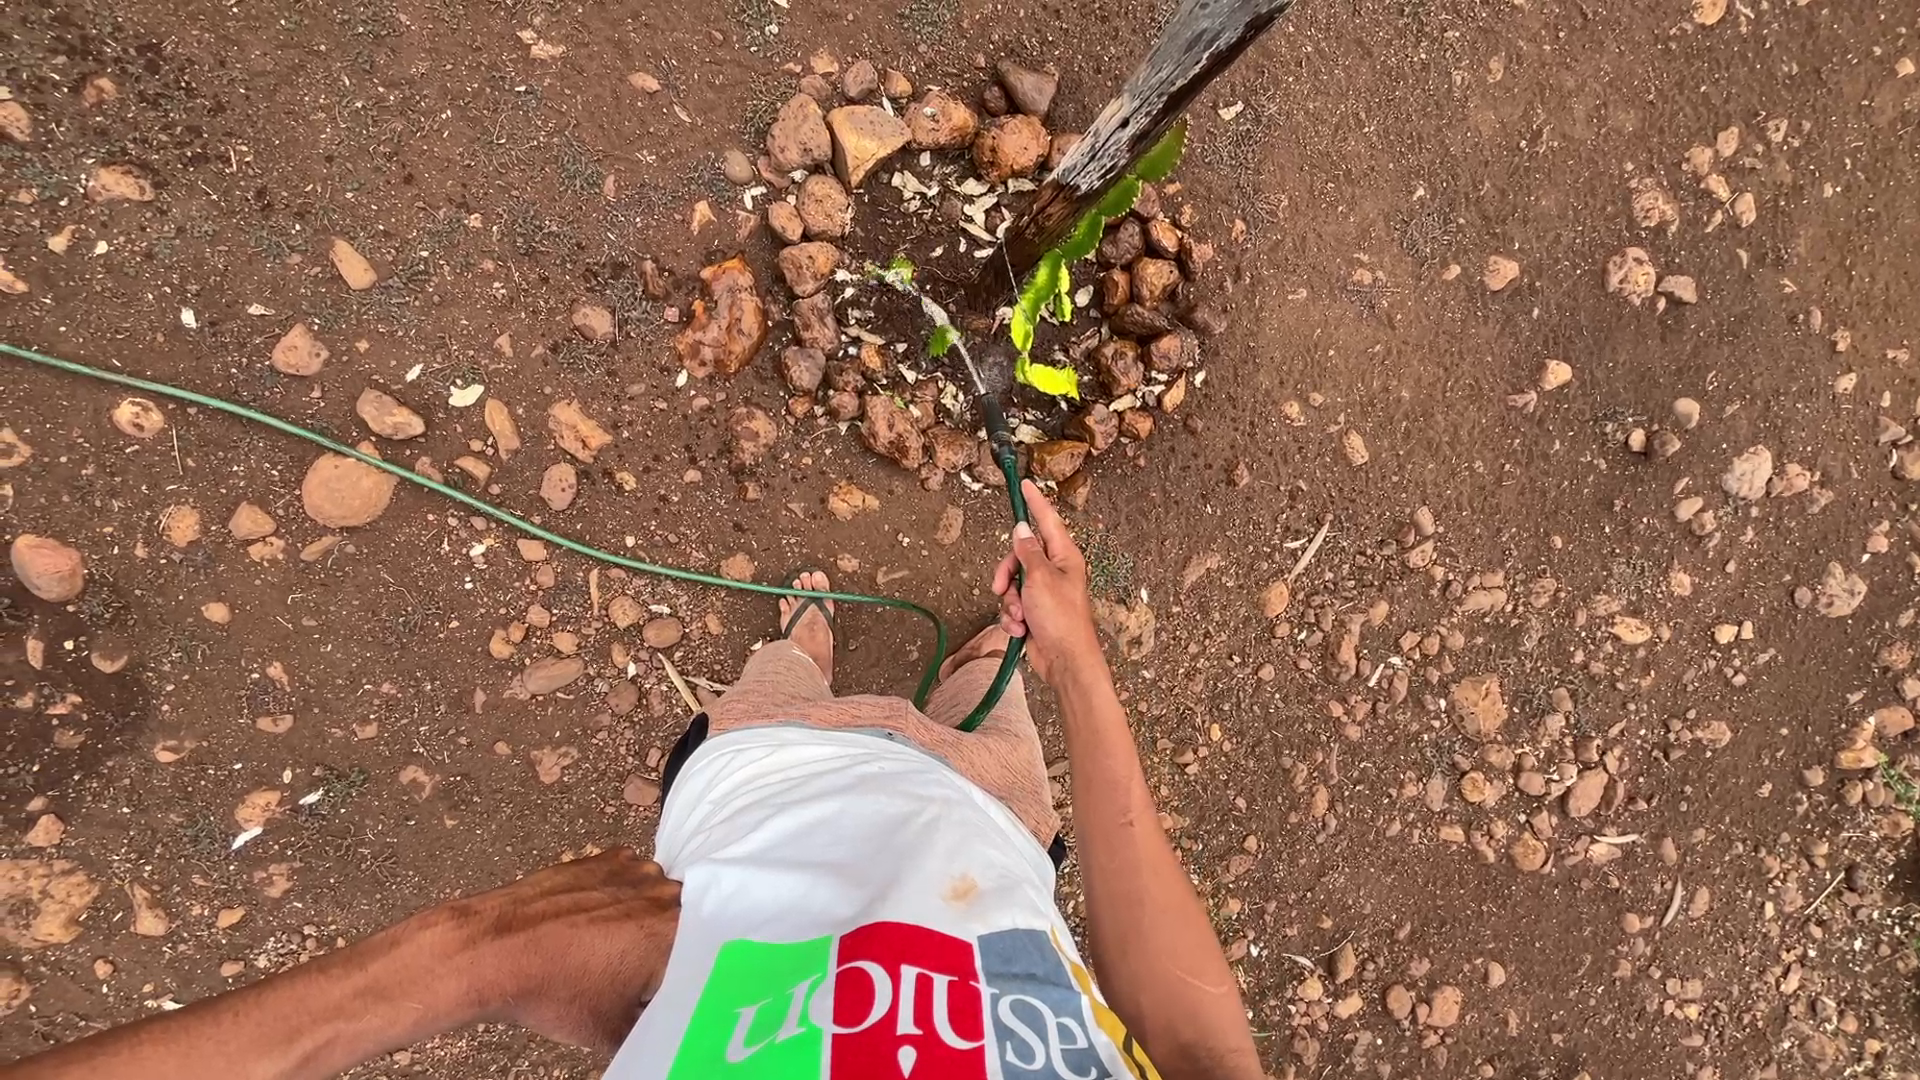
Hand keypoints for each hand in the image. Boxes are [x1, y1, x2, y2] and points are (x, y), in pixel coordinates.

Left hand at [421, 848, 681, 1052]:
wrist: (494, 948)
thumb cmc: (555, 990)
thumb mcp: (610, 1033)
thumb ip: (654, 1031)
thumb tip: (672, 1036)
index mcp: (677, 931)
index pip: (705, 952)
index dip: (690, 972)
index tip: (673, 986)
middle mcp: (668, 892)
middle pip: (683, 923)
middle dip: (665, 947)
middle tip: (639, 974)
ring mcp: (638, 869)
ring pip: (657, 899)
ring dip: (643, 920)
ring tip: (607, 948)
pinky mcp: (610, 857)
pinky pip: (630, 879)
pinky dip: (619, 897)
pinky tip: (591, 922)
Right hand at [992, 479, 1104, 686]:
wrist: (1064, 661)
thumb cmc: (1061, 619)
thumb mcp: (1040, 578)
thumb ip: (1027, 551)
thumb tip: (1021, 529)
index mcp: (1064, 557)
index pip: (1047, 521)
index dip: (1035, 502)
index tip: (1025, 485)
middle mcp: (1055, 571)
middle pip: (1020, 555)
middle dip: (1007, 572)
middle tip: (1002, 585)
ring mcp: (1044, 592)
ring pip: (1013, 582)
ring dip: (1010, 600)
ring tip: (1020, 616)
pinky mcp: (1034, 612)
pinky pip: (1013, 604)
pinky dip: (1013, 617)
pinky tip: (1021, 629)